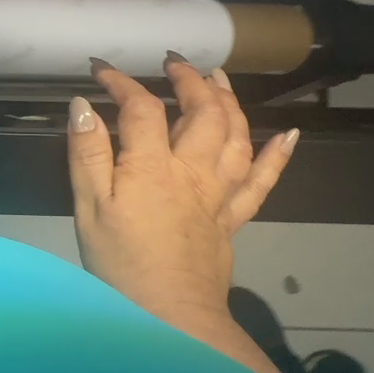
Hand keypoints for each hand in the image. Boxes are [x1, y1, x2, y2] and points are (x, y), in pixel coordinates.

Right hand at [66, 54, 297, 322]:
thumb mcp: (88, 204)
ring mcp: (219, 193)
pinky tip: (289, 134)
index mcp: (152, 166)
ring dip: (230, 102)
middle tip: (173, 62)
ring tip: (219, 79)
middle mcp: (193, 171)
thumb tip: (84, 104)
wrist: (170, 310)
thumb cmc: (119, 258)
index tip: (100, 68)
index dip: (121, 83)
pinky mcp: (233, 216)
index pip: (140, 109)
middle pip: (202, 114)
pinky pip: (262, 179)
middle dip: (188, 82)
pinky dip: (278, 154)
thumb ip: (87, 153)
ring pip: (235, 136)